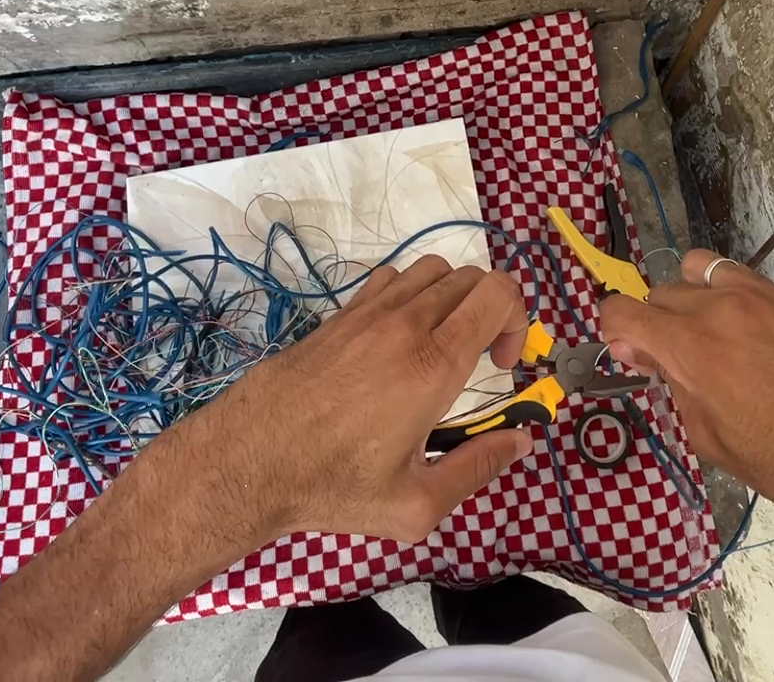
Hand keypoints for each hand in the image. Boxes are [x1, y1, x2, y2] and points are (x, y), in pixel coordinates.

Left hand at [174, 255, 535, 543]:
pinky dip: (413, 292)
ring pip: (435, 269)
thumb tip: (521, 438)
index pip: (498, 294)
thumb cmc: (335, 485)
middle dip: (493, 311)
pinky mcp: (343, 312)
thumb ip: (478, 468)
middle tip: (481, 358)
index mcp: (435, 362)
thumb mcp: (416, 503)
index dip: (518, 321)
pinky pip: (394, 276)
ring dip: (455, 297)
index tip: (503, 364)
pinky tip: (400, 333)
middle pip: (473, 277)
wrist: (251, 458)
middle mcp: (409, 322)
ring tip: (444, 341)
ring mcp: (372, 310)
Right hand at [599, 248, 773, 568]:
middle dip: (653, 324)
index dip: (613, 333)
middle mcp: (719, 306)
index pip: (620, 311)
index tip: (629, 357)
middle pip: (658, 293)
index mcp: (691, 346)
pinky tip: (748, 336)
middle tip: (674, 363)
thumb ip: (669, 385)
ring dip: (688, 299)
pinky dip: (725, 295)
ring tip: (708, 336)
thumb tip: (642, 354)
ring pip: (695, 271)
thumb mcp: (709, 437)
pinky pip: (737, 277)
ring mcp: (758, 294)